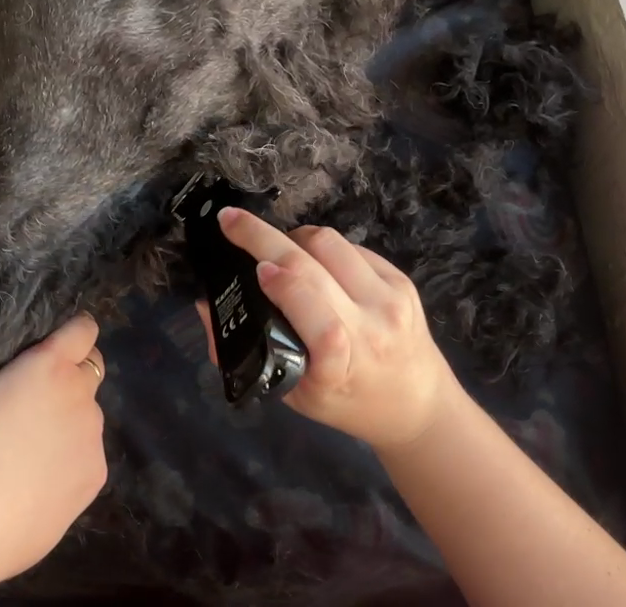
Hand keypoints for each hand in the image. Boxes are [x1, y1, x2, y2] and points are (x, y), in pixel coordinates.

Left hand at [0, 314, 107, 585]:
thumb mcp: (32, 530)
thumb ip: (50, 497)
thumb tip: (45, 483)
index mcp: (88, 476)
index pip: (83, 443)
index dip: (59, 437)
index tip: (32, 438)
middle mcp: (91, 432)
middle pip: (84, 405)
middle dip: (61, 405)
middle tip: (24, 407)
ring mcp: (74, 393)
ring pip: (85, 366)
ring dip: (64, 370)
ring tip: (31, 370)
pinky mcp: (51, 362)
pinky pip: (80, 333)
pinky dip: (75, 330)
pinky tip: (67, 327)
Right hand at [201, 209, 461, 450]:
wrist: (419, 405)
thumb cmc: (348, 405)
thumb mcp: (294, 393)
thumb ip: (248, 352)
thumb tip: (207, 307)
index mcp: (343, 367)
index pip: (321, 323)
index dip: (288, 288)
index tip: (258, 269)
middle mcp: (372, 329)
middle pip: (315, 266)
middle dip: (265, 237)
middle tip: (231, 220)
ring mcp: (391, 300)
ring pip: (331, 243)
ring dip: (294, 237)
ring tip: (278, 250)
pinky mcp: (402, 281)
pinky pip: (351, 245)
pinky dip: (321, 246)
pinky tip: (313, 261)